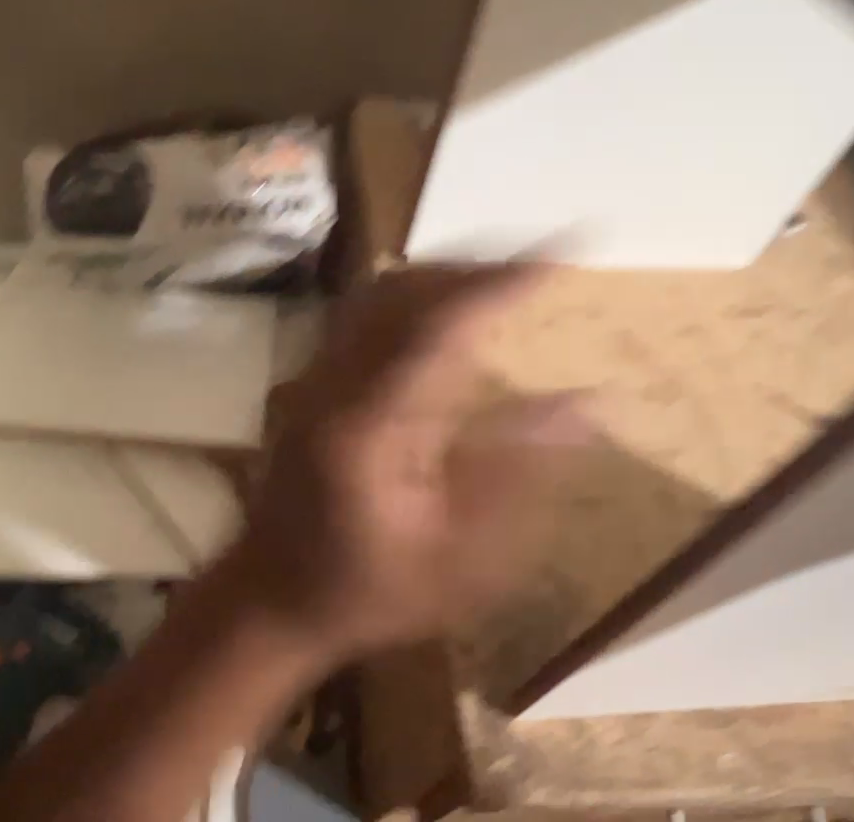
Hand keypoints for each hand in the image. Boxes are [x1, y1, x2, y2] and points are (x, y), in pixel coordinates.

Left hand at [220, 268, 593, 659]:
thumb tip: (584, 403)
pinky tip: (444, 309)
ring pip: (379, 291)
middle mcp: (336, 382)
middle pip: (405, 289)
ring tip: (501, 277)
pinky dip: (412, 293)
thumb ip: (520, 474)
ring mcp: (314, 376)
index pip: (439, 323)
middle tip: (538, 264)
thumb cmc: (369, 592)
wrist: (269, 598)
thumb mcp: (463, 560)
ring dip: (443, 273)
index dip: (500, 280)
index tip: (560, 255)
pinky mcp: (308, 381)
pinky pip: (362, 310)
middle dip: (477, 264)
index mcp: (373, 425)